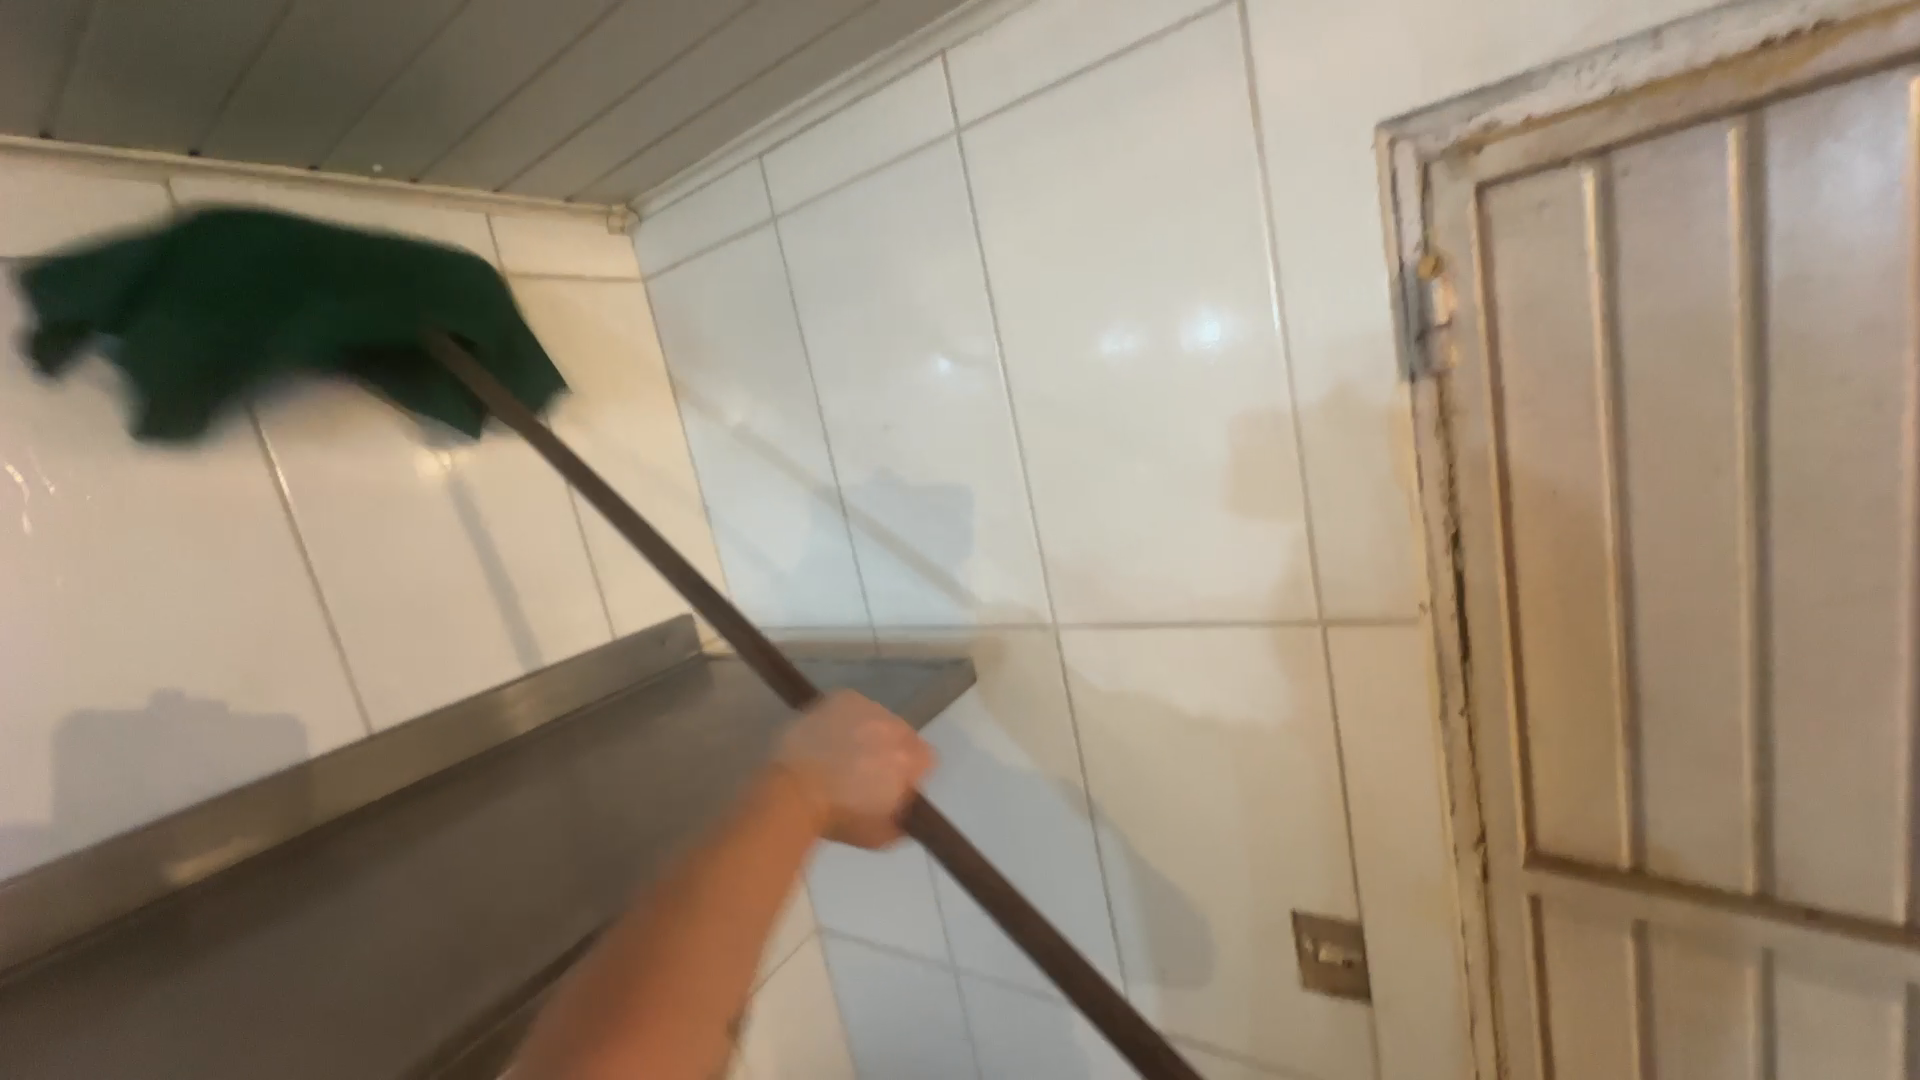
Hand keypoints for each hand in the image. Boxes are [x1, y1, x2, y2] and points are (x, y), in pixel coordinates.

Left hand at [778, 691, 933, 848]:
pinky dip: (848, 717)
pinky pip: (855, 705)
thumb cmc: (836, 819)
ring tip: (843, 751)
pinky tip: (831, 735)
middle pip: (903, 735)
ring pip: (879, 719)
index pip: (926, 759)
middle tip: (865, 769)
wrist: (790, 794)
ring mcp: (867, 709)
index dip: (910, 772)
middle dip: (889, 750)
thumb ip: (902, 821)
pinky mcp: (842, 698)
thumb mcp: (880, 836)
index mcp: (908, 760)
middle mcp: (893, 728)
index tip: (892, 784)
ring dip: (869, 733)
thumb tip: (904, 812)